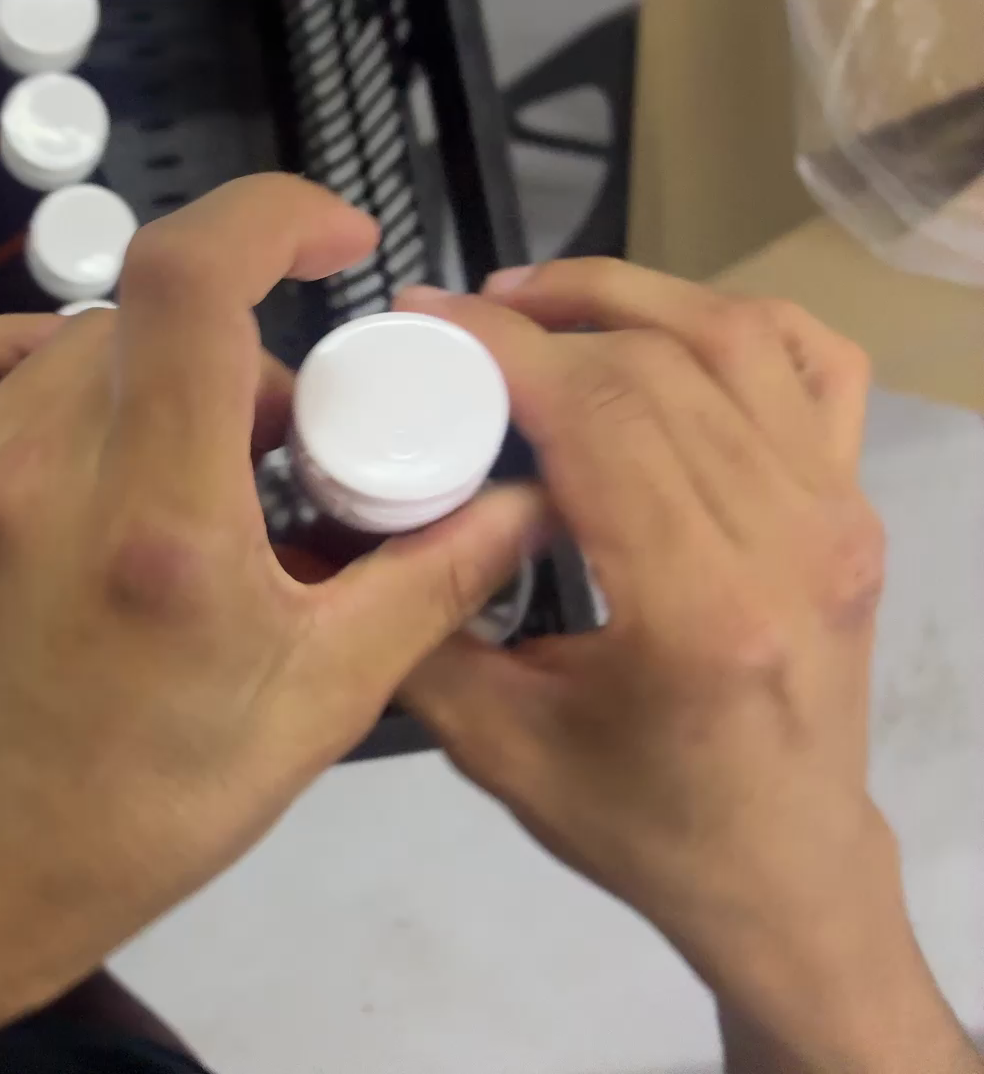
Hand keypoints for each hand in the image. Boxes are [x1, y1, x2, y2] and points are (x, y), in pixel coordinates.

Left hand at [0, 174, 543, 992]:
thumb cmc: (163, 791)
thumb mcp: (321, 698)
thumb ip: (427, 580)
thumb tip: (516, 498)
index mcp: (155, 523)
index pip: (188, 281)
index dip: (268, 217)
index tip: (333, 240)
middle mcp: (39, 476)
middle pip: (149, 318)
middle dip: (233, 355)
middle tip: (268, 446)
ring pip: (73, 343)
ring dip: (150, 370)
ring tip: (180, 457)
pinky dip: (38, 360)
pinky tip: (79, 418)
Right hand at [395, 260, 974, 1070]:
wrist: (777, 873)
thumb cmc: (627, 818)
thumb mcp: (485, 736)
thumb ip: (408, 628)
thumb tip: (325, 543)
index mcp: (696, 603)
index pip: (602, 414)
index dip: (500, 347)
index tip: (418, 322)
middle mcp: (792, 538)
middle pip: (660, 365)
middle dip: (536, 318)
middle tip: (442, 323)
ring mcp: (839, 515)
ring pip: (740, 342)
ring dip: (621, 300)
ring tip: (524, 303)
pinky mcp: (848, 509)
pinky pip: (807, 368)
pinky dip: (723, 322)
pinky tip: (646, 329)